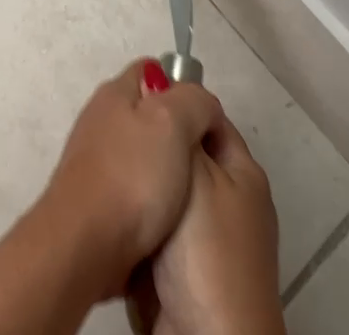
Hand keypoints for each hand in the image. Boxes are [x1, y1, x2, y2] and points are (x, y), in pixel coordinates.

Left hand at [35, 59, 223, 298]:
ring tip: (190, 194)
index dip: (184, 90)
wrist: (85, 243)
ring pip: (144, 154)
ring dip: (168, 171)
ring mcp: (95, 160)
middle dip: (180, 134)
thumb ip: (193, 101)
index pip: (153, 72)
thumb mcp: (172, 122)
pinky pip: (135, 187)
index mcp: (115, 94)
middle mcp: (101, 120)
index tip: (205, 121)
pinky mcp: (96, 197)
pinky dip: (152, 198)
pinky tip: (167, 217)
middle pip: (150, 115)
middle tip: (204, 162)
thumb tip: (202, 106)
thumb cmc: (132, 176)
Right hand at [127, 115, 283, 334]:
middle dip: (151, 152)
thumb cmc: (204, 247)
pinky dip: (141, 226)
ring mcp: (212, 241)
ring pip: (168, 197)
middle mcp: (233, 202)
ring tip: (106, 177)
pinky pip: (160, 232)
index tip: (134, 103)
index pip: (207, 118)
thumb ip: (176, 126)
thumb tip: (160, 76)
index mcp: (243, 171)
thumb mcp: (194, 172)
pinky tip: (115, 219)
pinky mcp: (190, 273)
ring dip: (142, 191)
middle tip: (112, 139)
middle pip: (185, 159)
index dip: (174, 105)